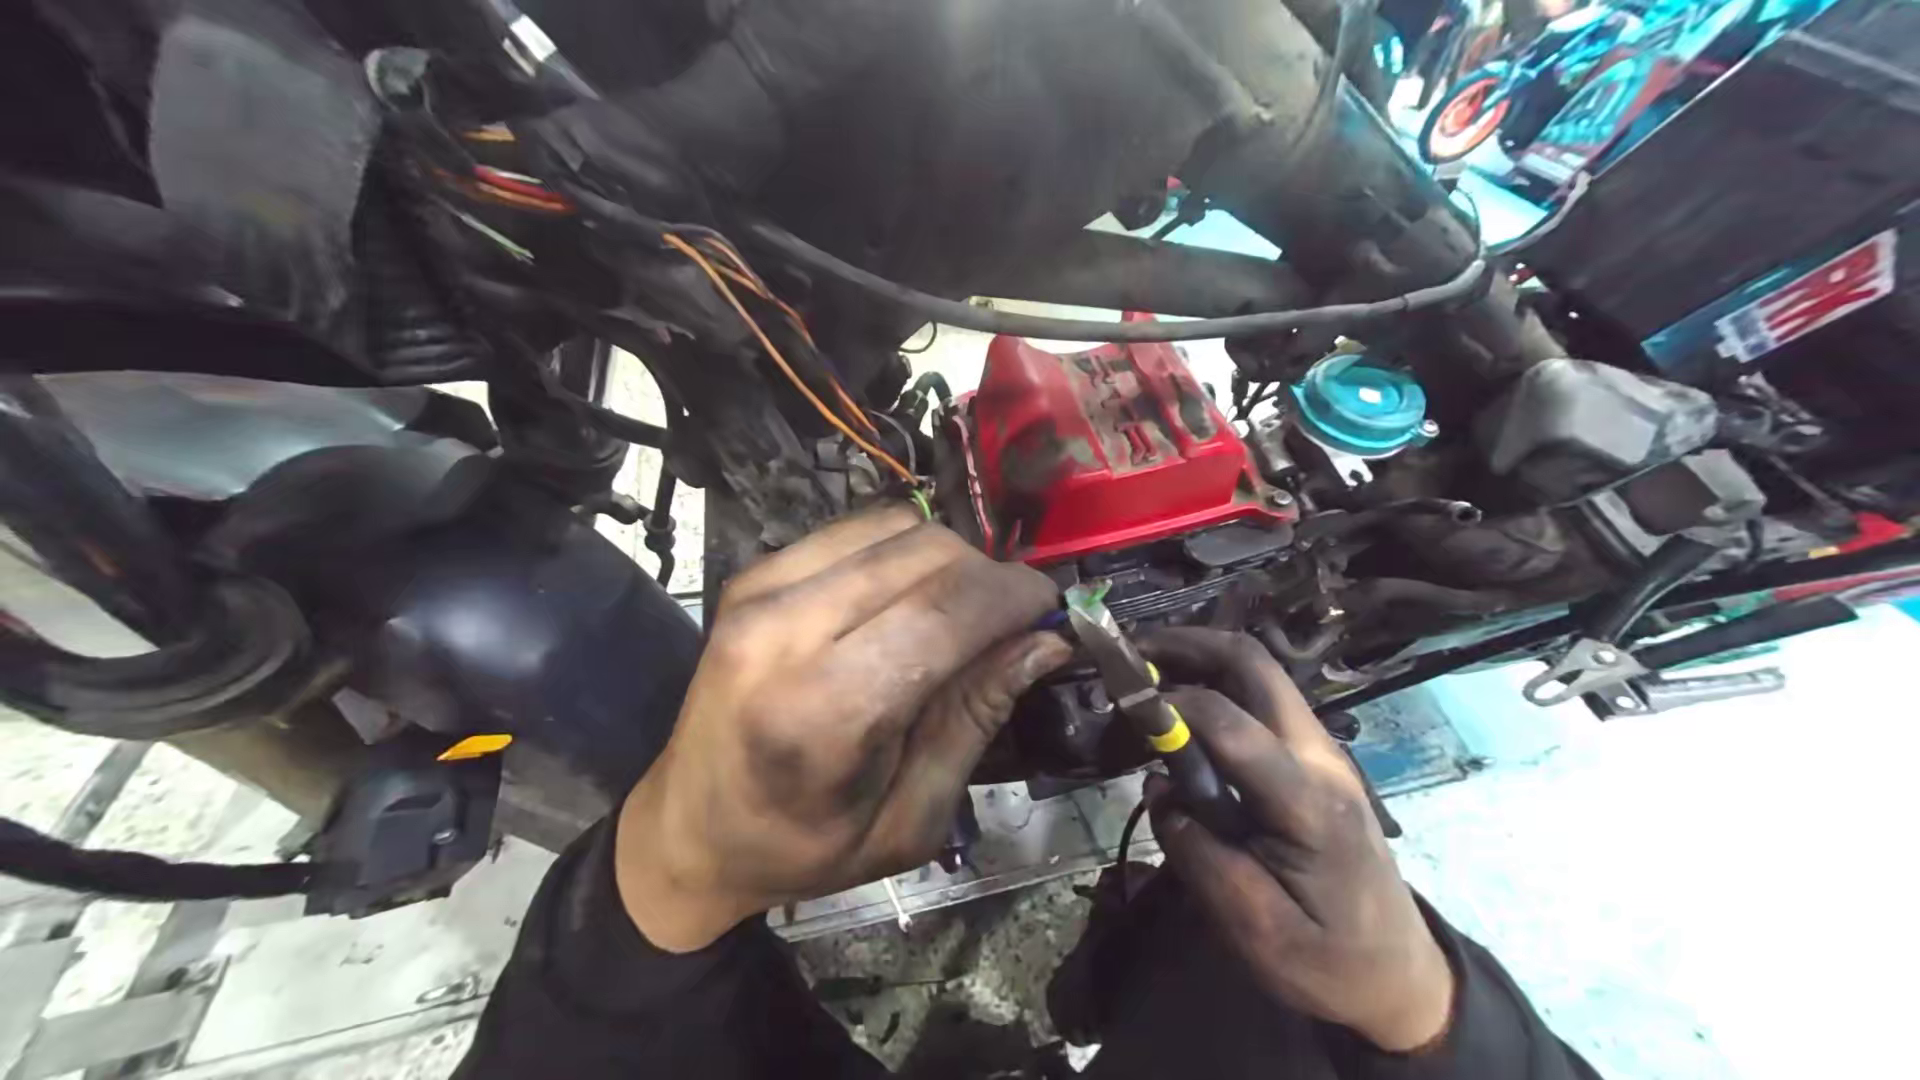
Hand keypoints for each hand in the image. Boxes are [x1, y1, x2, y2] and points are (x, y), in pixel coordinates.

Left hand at [616, 505, 1069, 950]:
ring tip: (961, 609)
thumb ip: (976, 716)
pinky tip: (909, 593)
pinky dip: (905, 549)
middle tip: (1011, 619)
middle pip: (926, 555)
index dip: (1013, 596)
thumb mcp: (910, 817)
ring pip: (897, 526)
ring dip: (951, 557)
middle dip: (990, 576)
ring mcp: (760, 589)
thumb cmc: (803, 847)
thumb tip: (1045, 641)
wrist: (689, 827)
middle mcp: (781, 631)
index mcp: (820, 713)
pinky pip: (859, 529)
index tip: (1050, 609)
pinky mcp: (754, 571)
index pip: (944, 612)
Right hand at [1139, 628, 1454, 1051]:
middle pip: (1254, 665)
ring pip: (1260, 672)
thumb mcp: (1253, 931)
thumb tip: (1159, 788)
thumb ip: (1197, 853)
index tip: (1124, 705)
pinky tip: (1181, 701)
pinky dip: (1215, 680)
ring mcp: (1322, 750)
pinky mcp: (1314, 756)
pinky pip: (1262, 697)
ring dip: (1201, 656)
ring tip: (1149, 667)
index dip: (1170, 704)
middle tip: (1135, 651)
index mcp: (1307, 801)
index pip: (1229, 723)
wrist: (1400, 974)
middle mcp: (1320, 756)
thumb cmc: (1328, 961)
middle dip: (1189, 644)